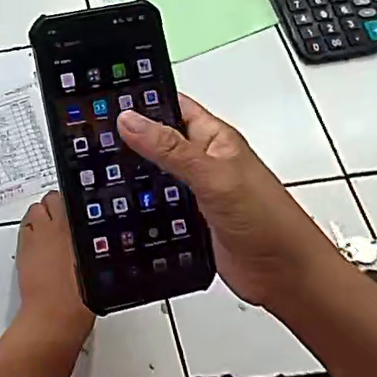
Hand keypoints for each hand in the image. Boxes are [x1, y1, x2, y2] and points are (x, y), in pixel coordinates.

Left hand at [15, 192, 93, 350]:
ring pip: (34, 210)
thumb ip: (92, 245)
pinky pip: (24, 227)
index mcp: (77, 227)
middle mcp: (54, 226)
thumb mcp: (98, 265)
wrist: (55, 313)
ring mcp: (36, 235)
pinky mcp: (22, 246)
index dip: (73, 203)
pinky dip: (30, 231)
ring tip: (48, 232)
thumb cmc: (80, 297)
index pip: (71, 198)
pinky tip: (38, 244)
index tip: (75, 207)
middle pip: (50, 199)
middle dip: (55, 207)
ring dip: (40, 217)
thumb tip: (92, 240)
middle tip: (61, 220)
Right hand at [115, 96, 342, 309]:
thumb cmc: (271, 222)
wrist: (288, 279)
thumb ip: (170, 149)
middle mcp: (200, 160)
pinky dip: (135, 201)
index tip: (102, 96)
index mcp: (213, 138)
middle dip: (125, 135)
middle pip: (154, 138)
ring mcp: (192, 189)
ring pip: (149, 171)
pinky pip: (152, 201)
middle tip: (88, 133)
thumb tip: (128, 119)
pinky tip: (116, 200)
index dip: (140, 99)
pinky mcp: (185, 217)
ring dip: (129, 171)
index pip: (170, 105)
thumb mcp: (215, 177)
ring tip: (93, 164)